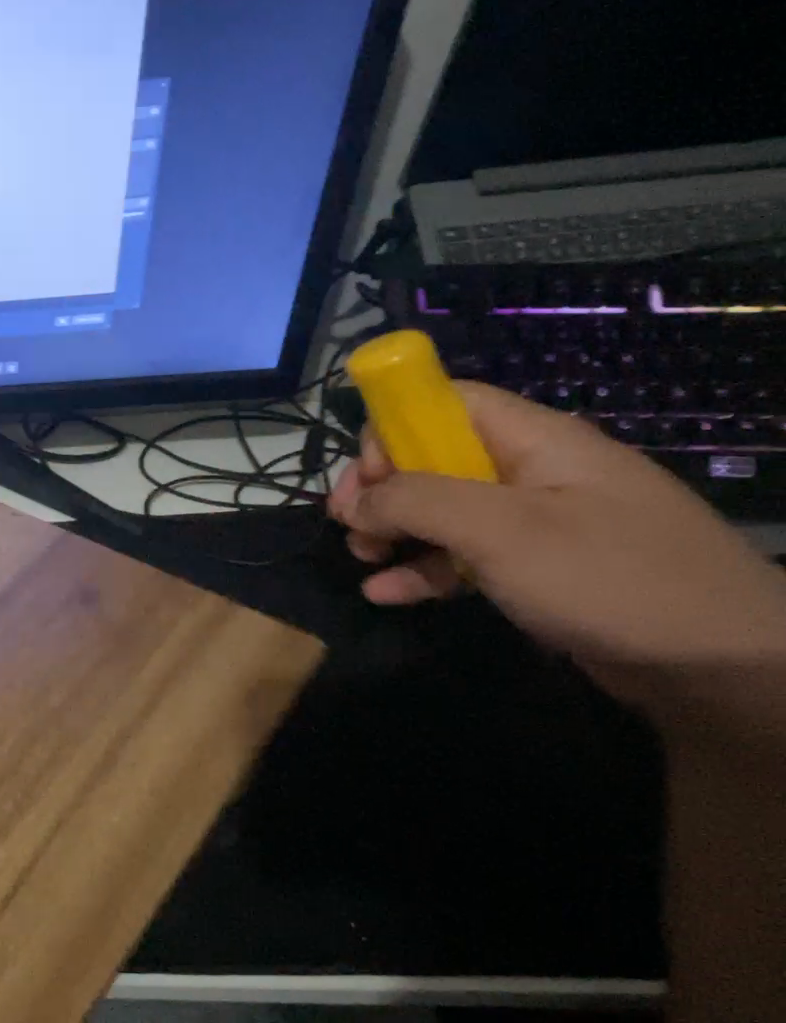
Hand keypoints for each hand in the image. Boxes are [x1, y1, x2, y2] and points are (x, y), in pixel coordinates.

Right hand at [328, 381, 785, 740]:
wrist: (722, 668)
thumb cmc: (609, 578)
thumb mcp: (502, 531)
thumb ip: (417, 501)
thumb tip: (357, 500)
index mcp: (535, 441)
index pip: (444, 403)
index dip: (393, 429)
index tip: (366, 479)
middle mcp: (532, 472)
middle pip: (432, 458)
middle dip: (382, 489)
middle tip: (350, 527)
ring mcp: (536, 523)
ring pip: (441, 510)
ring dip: (393, 531)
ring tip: (363, 562)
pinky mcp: (536, 569)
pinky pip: (463, 556)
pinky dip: (422, 569)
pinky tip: (387, 594)